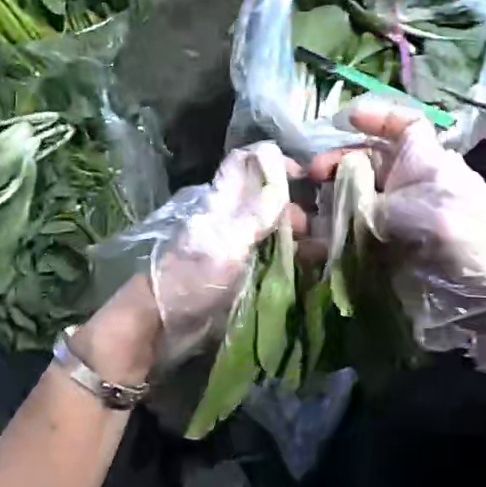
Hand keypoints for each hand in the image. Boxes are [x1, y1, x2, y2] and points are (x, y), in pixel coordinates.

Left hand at [103, 143, 305, 372]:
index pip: (245, 165)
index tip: (305, 175)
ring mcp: (237, 248)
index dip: (273, 161)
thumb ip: (254, 215)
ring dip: (297, 235)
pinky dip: (292, 258)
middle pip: (266, 199)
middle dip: (294, 205)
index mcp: (221, 203)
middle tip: (316, 227)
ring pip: (272, 229)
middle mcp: (231, 220)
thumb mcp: (224, 245)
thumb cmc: (189, 279)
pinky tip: (311, 267)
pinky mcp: (242, 274)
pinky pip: (272, 258)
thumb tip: (283, 184)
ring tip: (322, 250)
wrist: (163, 325)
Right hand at [310, 101, 485, 342]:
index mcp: (423, 162)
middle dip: (335, 163)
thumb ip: (378, 206)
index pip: (403, 126)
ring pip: (350, 203)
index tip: (345, 118)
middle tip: (310, 175)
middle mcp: (406, 186)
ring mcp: (394, 221)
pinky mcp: (385, 253)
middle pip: (364, 163)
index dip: (377, 116)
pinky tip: (306, 247)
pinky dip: (327, 243)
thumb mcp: (423, 211)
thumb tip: (347, 212)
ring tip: (295, 213)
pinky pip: (349, 240)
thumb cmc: (470, 238)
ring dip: (322, 206)